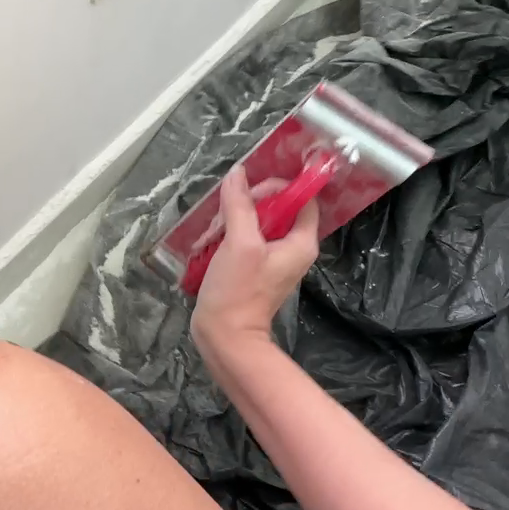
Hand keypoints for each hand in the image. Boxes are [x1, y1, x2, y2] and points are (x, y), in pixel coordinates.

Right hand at [189, 168, 318, 354]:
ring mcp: (270, 260)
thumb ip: (240, 206)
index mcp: (300, 242)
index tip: (247, 194)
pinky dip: (222, 240)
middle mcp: (291, 249)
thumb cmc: (237, 291)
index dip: (276, 189)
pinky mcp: (251, 269)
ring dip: (226, 225)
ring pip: (251, 224)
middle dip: (242, 209)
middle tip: (221, 222)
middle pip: (272, 209)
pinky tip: (206, 249)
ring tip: (209, 240)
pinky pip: (240, 241)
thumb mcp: (239, 243)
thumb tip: (237, 173)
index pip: (302, 199)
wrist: (225, 336)